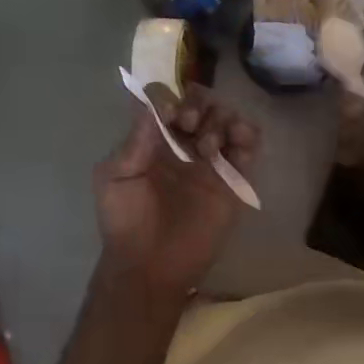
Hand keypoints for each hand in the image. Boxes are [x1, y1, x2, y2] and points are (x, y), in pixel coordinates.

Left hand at [96, 83, 260, 295]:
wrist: (149, 265)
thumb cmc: (125, 221)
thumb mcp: (115, 177)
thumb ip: (135, 140)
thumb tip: (156, 103)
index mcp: (152, 140)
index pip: (167, 101)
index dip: (170, 98)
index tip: (169, 115)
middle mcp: (183, 144)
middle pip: (202, 102)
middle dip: (199, 103)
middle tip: (189, 124)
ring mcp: (211, 161)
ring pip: (227, 117)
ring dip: (222, 118)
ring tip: (208, 147)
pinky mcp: (234, 180)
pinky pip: (249, 146)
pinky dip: (248, 134)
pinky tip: (236, 143)